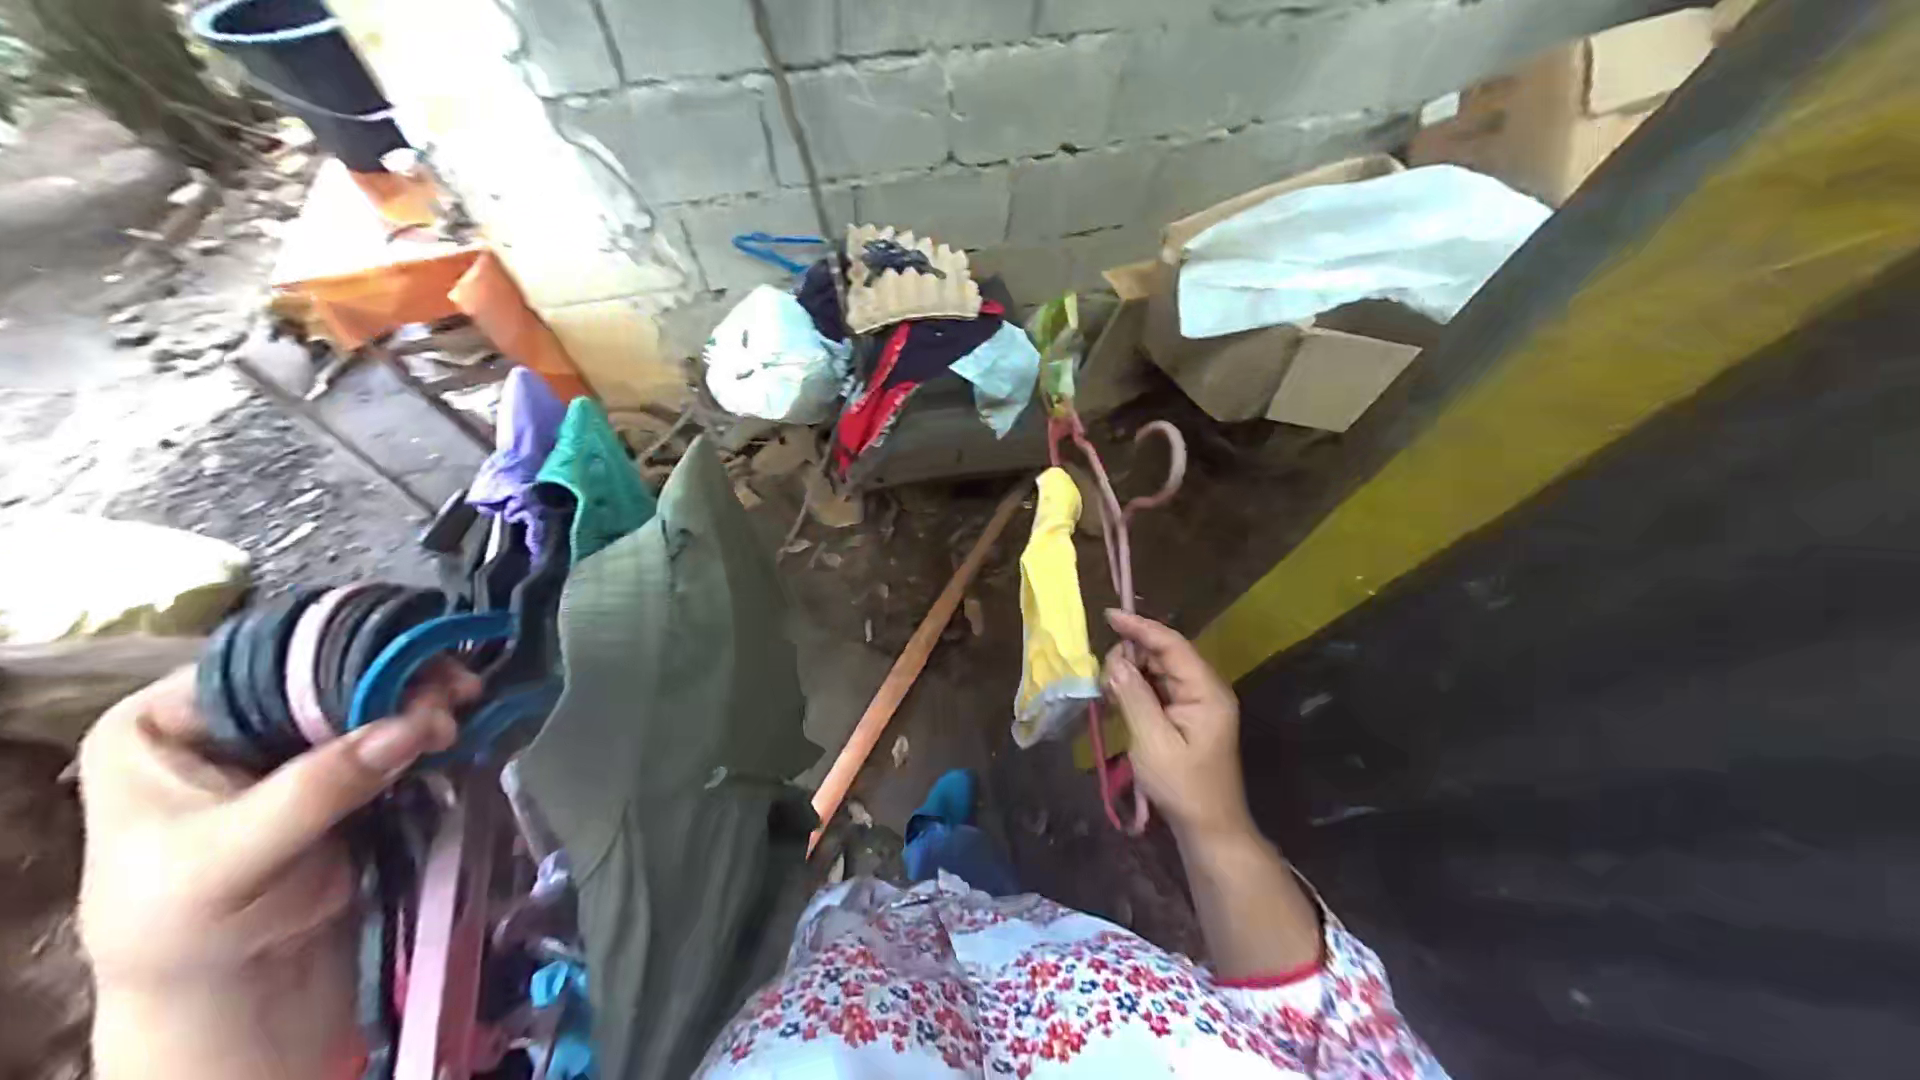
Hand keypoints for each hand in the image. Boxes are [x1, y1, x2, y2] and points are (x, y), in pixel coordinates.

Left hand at [78, 661, 476, 1079]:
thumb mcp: (230, 860)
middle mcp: (230, 712)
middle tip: (457, 692)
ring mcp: (290, 733)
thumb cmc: (190, 924)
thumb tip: (414, 725)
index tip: (417, 677)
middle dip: (399, 677)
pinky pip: (391, 722)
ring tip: (462, 709)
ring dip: (423, 697)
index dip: (345, 662)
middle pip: (330, 668)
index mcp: (168, 719)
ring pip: (370, 690)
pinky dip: (428, 722)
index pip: (266, 662)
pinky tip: (456, 727)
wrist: (238, 975)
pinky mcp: (341, 755)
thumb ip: (316, 790)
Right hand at [1101, 610, 1251, 840]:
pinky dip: (1135, 689)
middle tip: (1103, 677)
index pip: (1172, 645)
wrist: (1208, 827)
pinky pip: (1156, 688)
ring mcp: (1195, 702)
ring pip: (1157, 670)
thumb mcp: (1152, 741)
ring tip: (1108, 691)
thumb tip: (1115, 662)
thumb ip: (1133, 697)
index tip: (1108, 616)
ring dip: (1130, 674)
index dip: (1140, 627)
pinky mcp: (1185, 715)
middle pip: (1163, 655)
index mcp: (1206, 691)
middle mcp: (1204, 689)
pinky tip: (1118, 700)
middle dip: (1130, 656)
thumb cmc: (1183, 786)